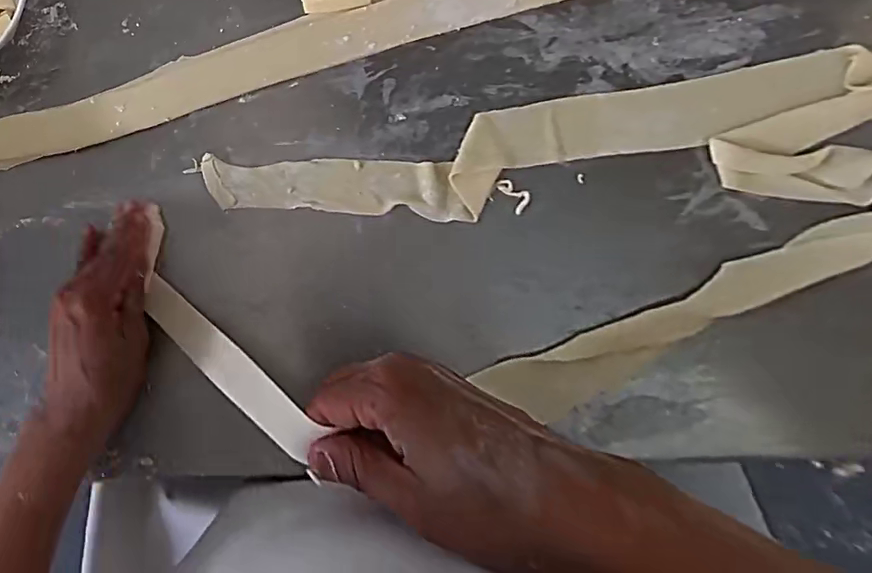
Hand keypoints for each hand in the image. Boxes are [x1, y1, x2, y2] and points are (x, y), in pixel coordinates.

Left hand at [35, 201, 153, 460]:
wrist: (70, 415)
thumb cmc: (108, 386)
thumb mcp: (134, 344)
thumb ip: (135, 300)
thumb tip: (140, 268)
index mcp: (95, 300)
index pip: (123, 259)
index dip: (138, 236)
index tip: (149, 214)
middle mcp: (75, 292)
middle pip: (107, 253)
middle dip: (125, 228)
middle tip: (139, 205)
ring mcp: (64, 297)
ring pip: (93, 259)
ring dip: (111, 236)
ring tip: (124, 212)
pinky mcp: (61, 305)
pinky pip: (79, 271)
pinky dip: (88, 251)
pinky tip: (92, 233)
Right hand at [306, 354, 817, 571]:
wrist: (569, 500)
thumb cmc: (503, 502)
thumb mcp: (410, 501)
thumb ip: (355, 470)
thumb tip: (327, 457)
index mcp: (387, 389)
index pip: (320, 398)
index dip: (309, 429)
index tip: (303, 449)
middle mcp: (406, 369)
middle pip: (343, 388)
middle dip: (340, 426)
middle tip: (354, 474)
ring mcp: (430, 372)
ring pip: (371, 389)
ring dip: (369, 423)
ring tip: (398, 471)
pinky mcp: (448, 382)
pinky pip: (400, 391)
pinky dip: (394, 417)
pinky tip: (420, 457)